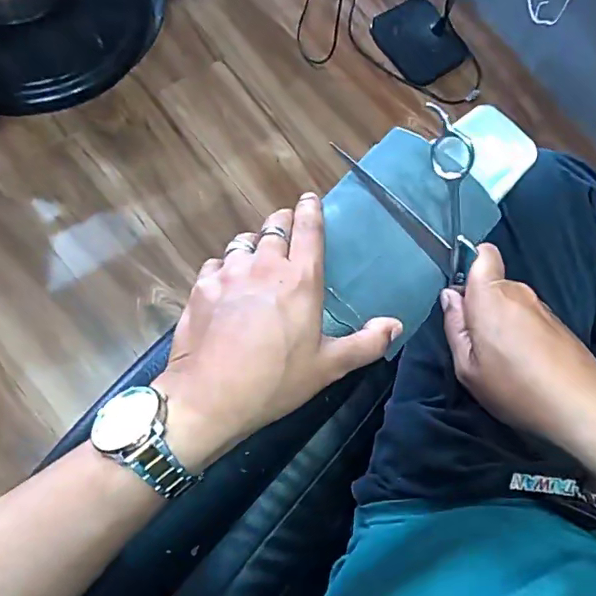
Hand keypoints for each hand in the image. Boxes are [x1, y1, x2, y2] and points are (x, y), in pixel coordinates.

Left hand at [155, 193, 401, 469]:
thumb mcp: (327, 367)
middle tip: (286, 229)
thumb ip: (365, 344)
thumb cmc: (275, 381)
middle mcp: (264, 266)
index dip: (310, 209)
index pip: (308, 229)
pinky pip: (216, 264)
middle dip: (282, 222)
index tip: (309, 199)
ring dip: (253, 243)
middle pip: (273, 226)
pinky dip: (225, 266)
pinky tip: (226, 282)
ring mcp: (228, 274)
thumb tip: (395, 324)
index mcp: (300, 280)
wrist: (209, 396)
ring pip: (242, 242)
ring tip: (257, 256)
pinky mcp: (201, 287)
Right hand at [440, 242, 595, 459]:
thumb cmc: (516, 387)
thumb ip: (454, 326)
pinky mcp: (558, 324)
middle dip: (480, 304)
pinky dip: (519, 333)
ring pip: (509, 303)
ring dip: (500, 322)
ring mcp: (542, 308)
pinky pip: (527, 318)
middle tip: (474, 342)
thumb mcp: (467, 366)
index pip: (483, 254)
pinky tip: (521, 363)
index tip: (460, 297)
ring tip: (499, 358)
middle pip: (493, 283)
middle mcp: (519, 293)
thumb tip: (450, 297)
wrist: (580, 405)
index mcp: (491, 296)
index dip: (469, 265)